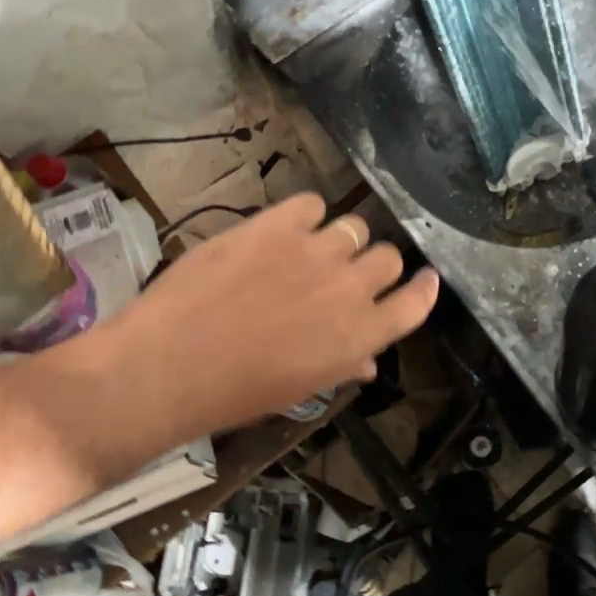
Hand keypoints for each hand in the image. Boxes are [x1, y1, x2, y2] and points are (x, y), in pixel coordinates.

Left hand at [71, 194, 439, 450]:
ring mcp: (314, 252)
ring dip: (339, 240)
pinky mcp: (276, 225)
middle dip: (373, 265)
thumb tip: (365, 360)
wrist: (171, 364)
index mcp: (360, 336)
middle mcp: (349, 289)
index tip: (424, 278)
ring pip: (352, 227)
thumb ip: (342, 365)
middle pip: (387, 257)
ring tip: (308, 251)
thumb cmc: (237, 392)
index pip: (414, 303)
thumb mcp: (299, 389)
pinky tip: (284, 230)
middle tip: (344, 274)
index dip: (423, 288)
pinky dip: (304, 215)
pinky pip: (311, 203)